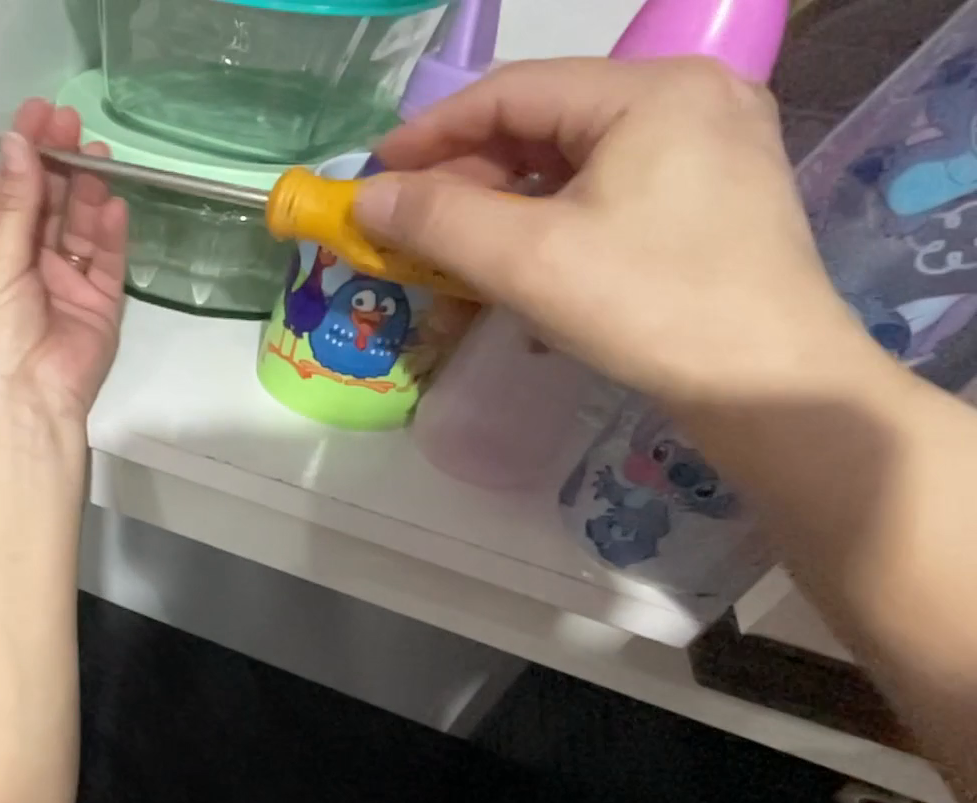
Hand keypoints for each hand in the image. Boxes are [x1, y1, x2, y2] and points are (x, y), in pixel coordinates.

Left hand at [0, 100, 129, 426]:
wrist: (31, 398)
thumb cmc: (0, 337)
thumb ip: (13, 206)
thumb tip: (17, 143)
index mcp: (0, 256)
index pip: (15, 194)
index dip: (27, 153)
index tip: (41, 113)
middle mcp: (34, 264)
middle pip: (51, 203)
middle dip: (61, 163)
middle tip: (73, 125)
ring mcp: (70, 282)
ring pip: (83, 226)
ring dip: (90, 190)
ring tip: (98, 157)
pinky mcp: (101, 302)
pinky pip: (109, 259)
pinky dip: (113, 232)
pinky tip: (115, 204)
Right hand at [353, 57, 864, 406]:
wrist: (766, 381)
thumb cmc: (644, 305)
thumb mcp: (523, 259)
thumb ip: (435, 219)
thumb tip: (365, 197)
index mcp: (648, 92)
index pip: (510, 92)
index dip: (429, 133)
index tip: (373, 176)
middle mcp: (682, 100)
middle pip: (537, 129)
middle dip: (460, 186)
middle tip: (404, 232)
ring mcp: (697, 149)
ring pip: (561, 169)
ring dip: (492, 217)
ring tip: (446, 265)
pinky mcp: (699, 196)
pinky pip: (592, 197)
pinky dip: (537, 231)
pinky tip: (508, 275)